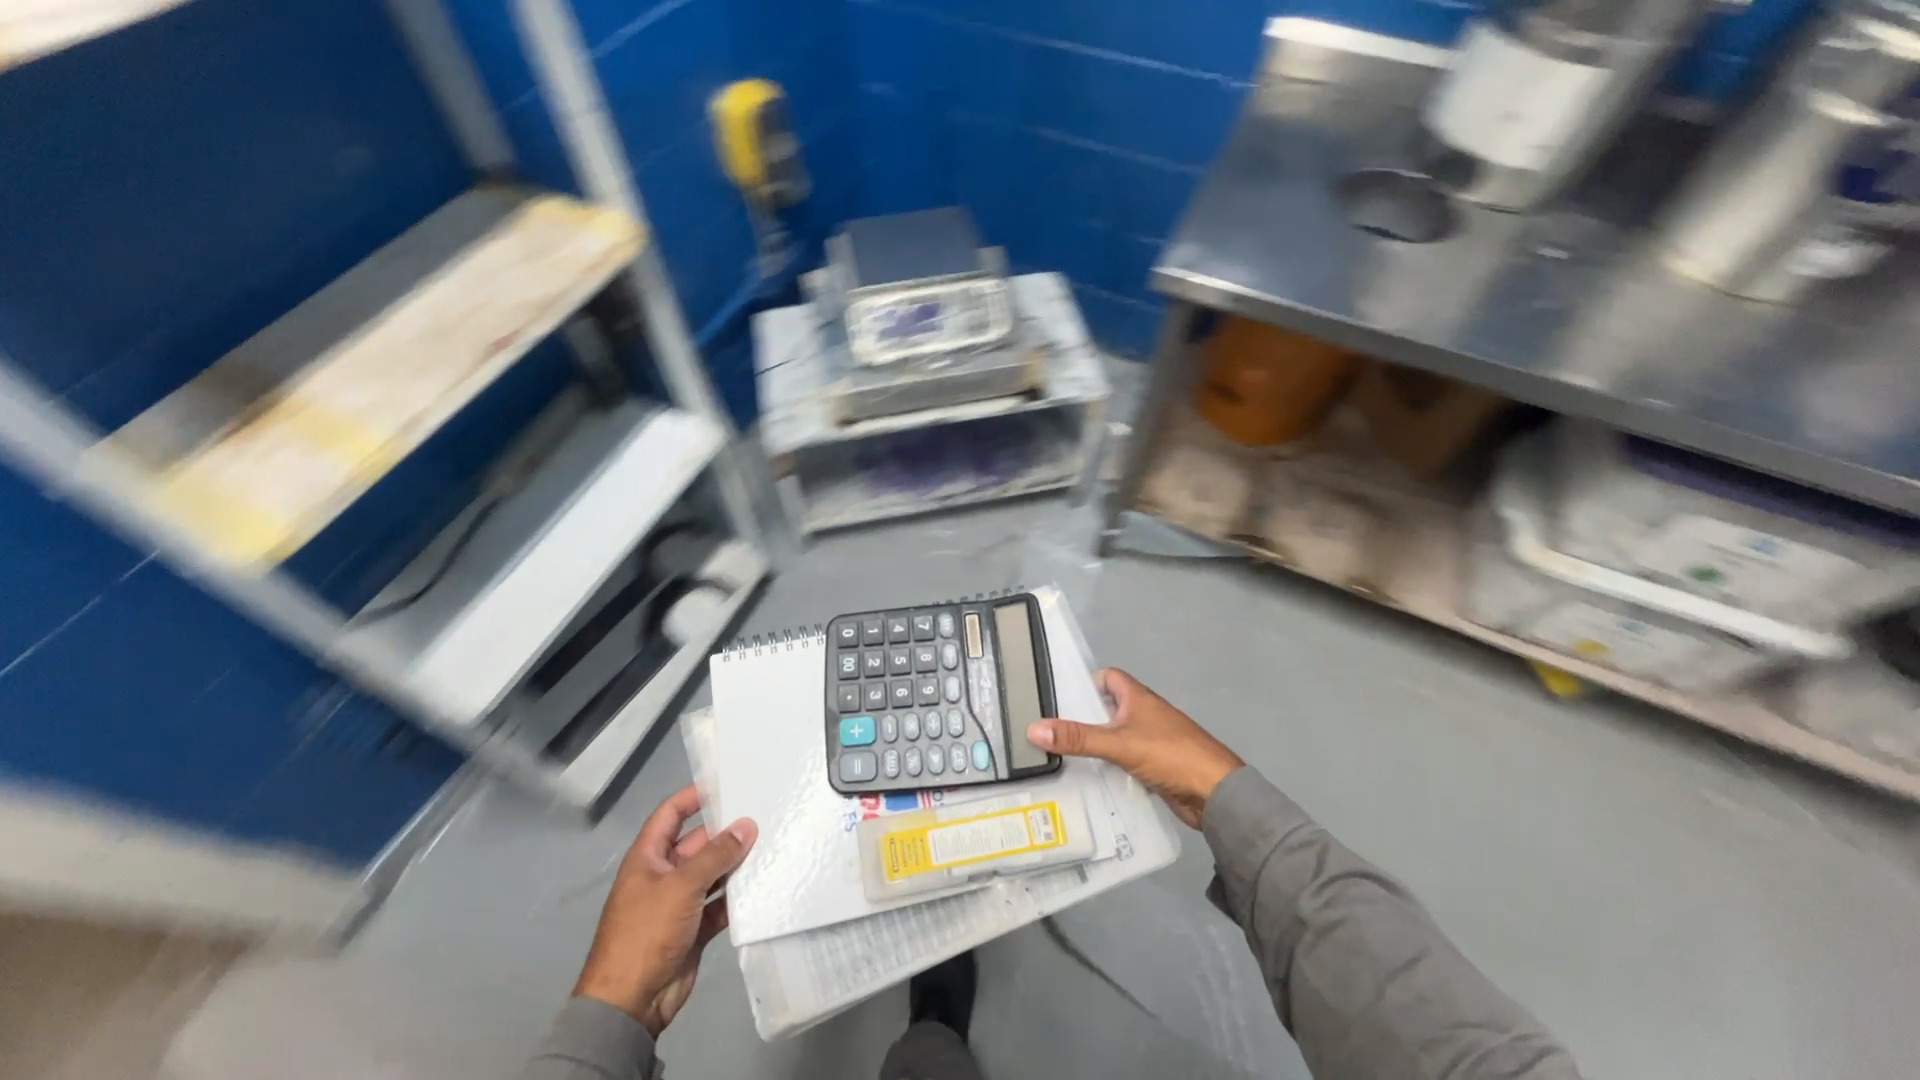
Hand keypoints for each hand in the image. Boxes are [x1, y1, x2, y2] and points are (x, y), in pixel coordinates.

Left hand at [572, 784, 757, 1036]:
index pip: (670, 815)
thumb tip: (747, 826)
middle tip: (764, 817)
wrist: (631, 1000)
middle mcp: (663, 875)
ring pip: (712, 874)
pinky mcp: (694, 928)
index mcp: (648, 858)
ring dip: (736, 865)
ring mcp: (679, 903)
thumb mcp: (680, 886)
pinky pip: (720, 904)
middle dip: (726, 833)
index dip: (693, 797)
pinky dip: (738, 897)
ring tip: (772, 846)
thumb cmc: (646, 932)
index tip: (726, 785)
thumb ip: (716, 855)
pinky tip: (764, 886)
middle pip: (698, 844)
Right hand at [1028, 668, 1243, 829]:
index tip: (1057, 698)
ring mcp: (1150, 742)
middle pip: (1106, 709)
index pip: (1107, 677)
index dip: (1084, 682)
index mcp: (1138, 698)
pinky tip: (1087, 780)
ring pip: (1114, 738)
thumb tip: (1033, 728)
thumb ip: (1078, 737)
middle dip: (1081, 719)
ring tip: (1058, 756)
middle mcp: (1143, 715)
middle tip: (1048, 731)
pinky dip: (1107, 768)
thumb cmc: (1170, 755)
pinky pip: (1122, 762)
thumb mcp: (1119, 743)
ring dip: (1093, 746)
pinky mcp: (1154, 768)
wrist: (1214, 794)